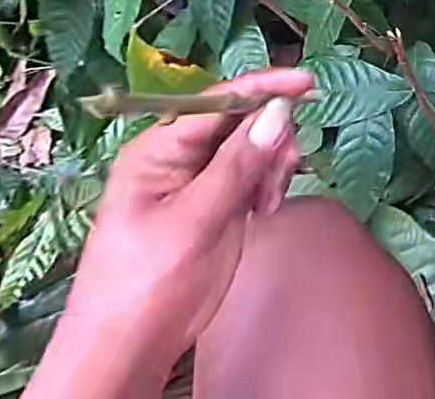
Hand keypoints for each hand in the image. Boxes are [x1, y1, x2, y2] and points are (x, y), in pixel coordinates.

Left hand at [25, 70, 310, 398]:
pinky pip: (257, 169)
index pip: (218, 101)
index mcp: (158, 150)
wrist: (127, 354)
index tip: (306, 81)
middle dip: (272, 136)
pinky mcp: (218, 197)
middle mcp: (180, 154)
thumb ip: (237, 164)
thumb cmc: (144, 287)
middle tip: (287, 168)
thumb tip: (279, 110)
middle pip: (243, 118)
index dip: (263, 86)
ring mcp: (200, 176)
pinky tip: (264, 208)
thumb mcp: (193, 223)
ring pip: (256, 142)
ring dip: (274, 163)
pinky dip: (270, 181)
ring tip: (268, 200)